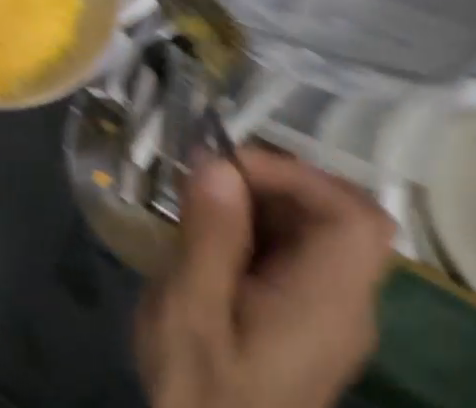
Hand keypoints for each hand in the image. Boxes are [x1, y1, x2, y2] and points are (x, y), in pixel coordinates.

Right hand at [136, 149, 393, 407]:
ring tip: (191, 199)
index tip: (222, 165)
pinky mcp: (306, 322)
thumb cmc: (201, 379)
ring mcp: (330, 315)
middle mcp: (346, 304)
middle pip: (343, 221)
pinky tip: (205, 236)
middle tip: (201, 175)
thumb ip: (210, 236)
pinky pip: (298, 258)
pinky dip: (256, 231)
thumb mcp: (189, 306)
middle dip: (273, 183)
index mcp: (327, 300)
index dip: (296, 175)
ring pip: (319, 236)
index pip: (356, 217)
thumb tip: (217, 166)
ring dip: (260, 204)